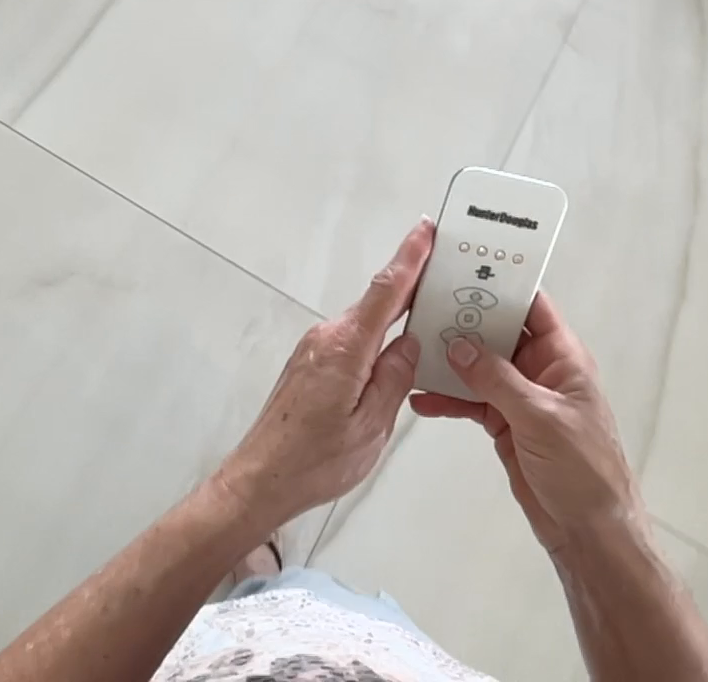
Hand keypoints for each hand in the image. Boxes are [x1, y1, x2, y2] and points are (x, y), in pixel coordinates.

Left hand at [214, 219, 432, 530]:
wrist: (261, 477)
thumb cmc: (314, 461)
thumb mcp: (371, 425)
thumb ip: (395, 379)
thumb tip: (409, 343)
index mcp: (346, 347)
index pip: (386, 291)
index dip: (410, 257)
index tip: (427, 230)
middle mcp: (327, 338)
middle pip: (377, 304)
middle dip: (412, 290)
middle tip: (446, 279)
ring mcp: (315, 349)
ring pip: (365, 327)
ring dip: (394, 324)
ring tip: (429, 331)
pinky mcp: (310, 363)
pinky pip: (352, 342)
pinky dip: (375, 344)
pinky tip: (391, 362)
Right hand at [409, 293, 641, 556]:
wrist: (589, 533)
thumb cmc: (582, 469)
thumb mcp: (541, 417)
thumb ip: (497, 379)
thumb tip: (458, 345)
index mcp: (561, 357)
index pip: (531, 306)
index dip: (502, 283)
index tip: (465, 265)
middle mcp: (538, 369)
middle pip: (497, 331)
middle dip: (464, 318)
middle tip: (423, 302)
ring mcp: (519, 396)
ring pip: (478, 364)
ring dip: (448, 359)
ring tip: (412, 348)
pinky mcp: (503, 423)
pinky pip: (469, 399)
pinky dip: (446, 398)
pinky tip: (419, 400)